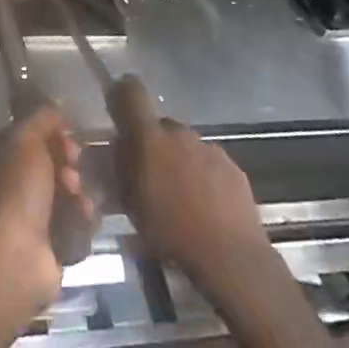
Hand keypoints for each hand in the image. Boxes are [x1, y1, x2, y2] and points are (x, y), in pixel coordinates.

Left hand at [0, 103, 92, 308]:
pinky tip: (83, 221)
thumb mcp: (27, 139)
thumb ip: (42, 118)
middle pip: (56, 168)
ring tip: (79, 202)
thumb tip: (56, 110)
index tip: (69, 139)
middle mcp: (18, 188)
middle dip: (70, 166)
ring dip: (81, 196)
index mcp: (6, 160)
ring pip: (71, 198)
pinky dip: (84, 223)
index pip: (37, 140)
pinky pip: (79, 228)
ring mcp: (35, 221)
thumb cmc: (18, 189)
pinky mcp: (53, 249)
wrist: (15, 256)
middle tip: (72, 174)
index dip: (56, 136)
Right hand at [107, 76, 266, 277]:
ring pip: (185, 145)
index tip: (118, 103)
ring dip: (178, 161)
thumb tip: (116, 149)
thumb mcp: (130, 204)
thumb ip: (119, 169)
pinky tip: (203, 204)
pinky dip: (202, 175)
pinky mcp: (232, 166)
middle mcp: (180, 132)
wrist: (229, 255)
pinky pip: (208, 162)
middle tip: (150, 174)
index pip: (132, 93)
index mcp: (150, 137)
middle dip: (153, 143)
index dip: (123, 92)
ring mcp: (209, 147)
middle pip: (160, 126)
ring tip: (179, 195)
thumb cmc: (170, 231)